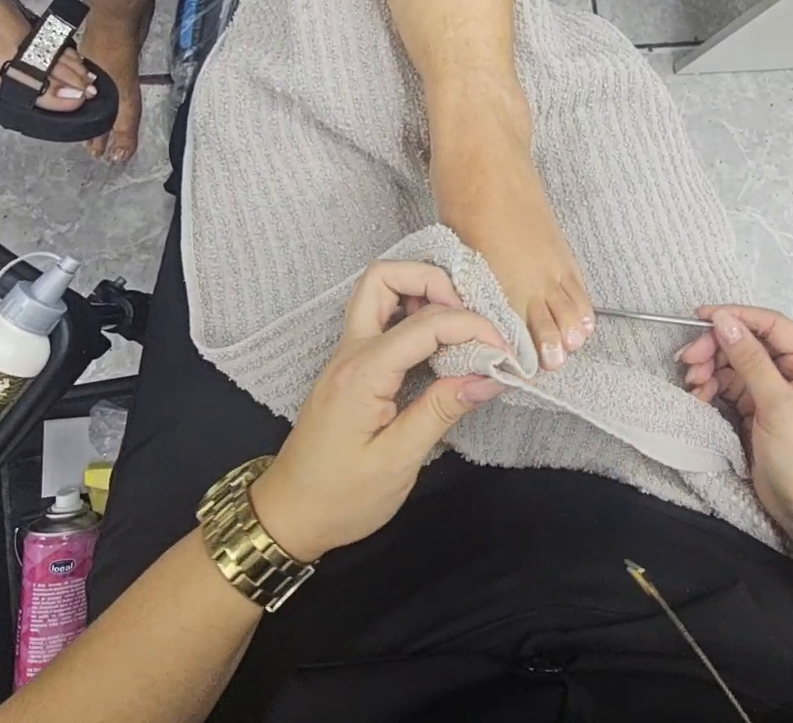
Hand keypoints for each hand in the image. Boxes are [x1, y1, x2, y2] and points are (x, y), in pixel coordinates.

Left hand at [249, 261, 507, 562]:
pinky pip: (380, 317)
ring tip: (457, 326)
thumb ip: (442, 411)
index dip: (472, 327)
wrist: (288, 515)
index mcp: (363, 373)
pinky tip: (438, 342)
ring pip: (377, 289)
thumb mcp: (398, 462)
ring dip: (419, 291)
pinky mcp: (351, 365)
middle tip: (469, 317)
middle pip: (384, 277)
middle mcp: (351, 351)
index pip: (425, 324)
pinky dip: (412, 313)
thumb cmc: (341, 497)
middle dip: (433, 280)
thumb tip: (490, 376)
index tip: (504, 350)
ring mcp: (347, 355)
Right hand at [679, 306, 792, 542]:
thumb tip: (726, 322)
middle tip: (688, 359)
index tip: (701, 317)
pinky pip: (729, 389)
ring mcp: (775, 393)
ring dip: (710, 370)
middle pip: (747, 344)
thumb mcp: (779, 406)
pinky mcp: (758, 413)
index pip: (771, 326)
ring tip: (693, 384)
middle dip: (716, 348)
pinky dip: (712, 389)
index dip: (736, 316)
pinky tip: (700, 398)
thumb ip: (750, 360)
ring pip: (734, 365)